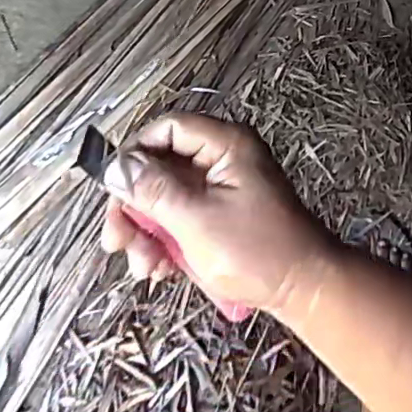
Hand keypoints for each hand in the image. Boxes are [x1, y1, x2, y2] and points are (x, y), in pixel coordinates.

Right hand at [99, 113, 336, 317]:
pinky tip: (160, 269)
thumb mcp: (196, 219)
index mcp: (226, 144)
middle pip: (162, 164)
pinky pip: (179, 216)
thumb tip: (117, 166)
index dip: (135, 154)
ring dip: (146, 230)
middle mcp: (223, 156)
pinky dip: (164, 240)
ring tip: (145, 266)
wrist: (298, 284)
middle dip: (135, 204)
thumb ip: (154, 190)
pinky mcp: (219, 211)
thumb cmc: (254, 249)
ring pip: (165, 195)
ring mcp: (221, 185)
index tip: (112, 192)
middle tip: (117, 242)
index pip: (169, 128)